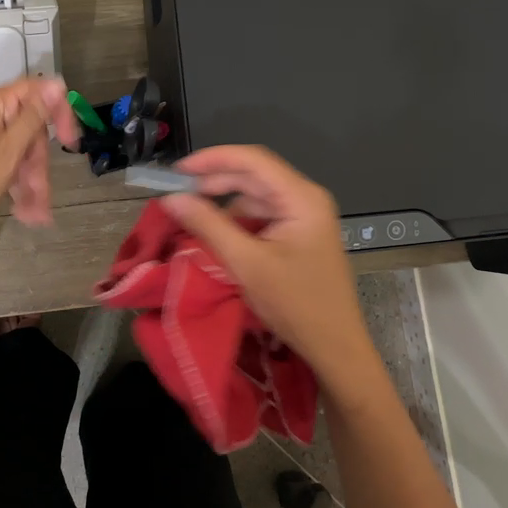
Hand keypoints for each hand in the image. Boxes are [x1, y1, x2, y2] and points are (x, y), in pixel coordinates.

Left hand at [0, 78, 79, 238]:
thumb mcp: (6, 154)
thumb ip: (33, 117)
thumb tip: (57, 84)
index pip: (39, 91)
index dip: (60, 113)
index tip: (71, 142)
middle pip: (30, 126)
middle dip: (39, 161)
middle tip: (42, 194)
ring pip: (20, 148)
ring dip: (31, 179)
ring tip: (35, 214)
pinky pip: (4, 159)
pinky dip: (15, 181)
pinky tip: (23, 209)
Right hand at [161, 145, 376, 377]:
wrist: (336, 349)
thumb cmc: (296, 304)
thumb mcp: (247, 264)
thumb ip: (208, 226)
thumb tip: (171, 198)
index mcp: (301, 197)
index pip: (253, 159)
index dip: (213, 158)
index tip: (179, 172)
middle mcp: (305, 197)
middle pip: (254, 176)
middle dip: (216, 182)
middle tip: (179, 195)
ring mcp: (304, 216)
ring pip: (256, 197)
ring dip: (225, 205)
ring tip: (193, 219)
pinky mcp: (299, 234)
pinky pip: (263, 216)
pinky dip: (238, 222)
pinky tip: (218, 236)